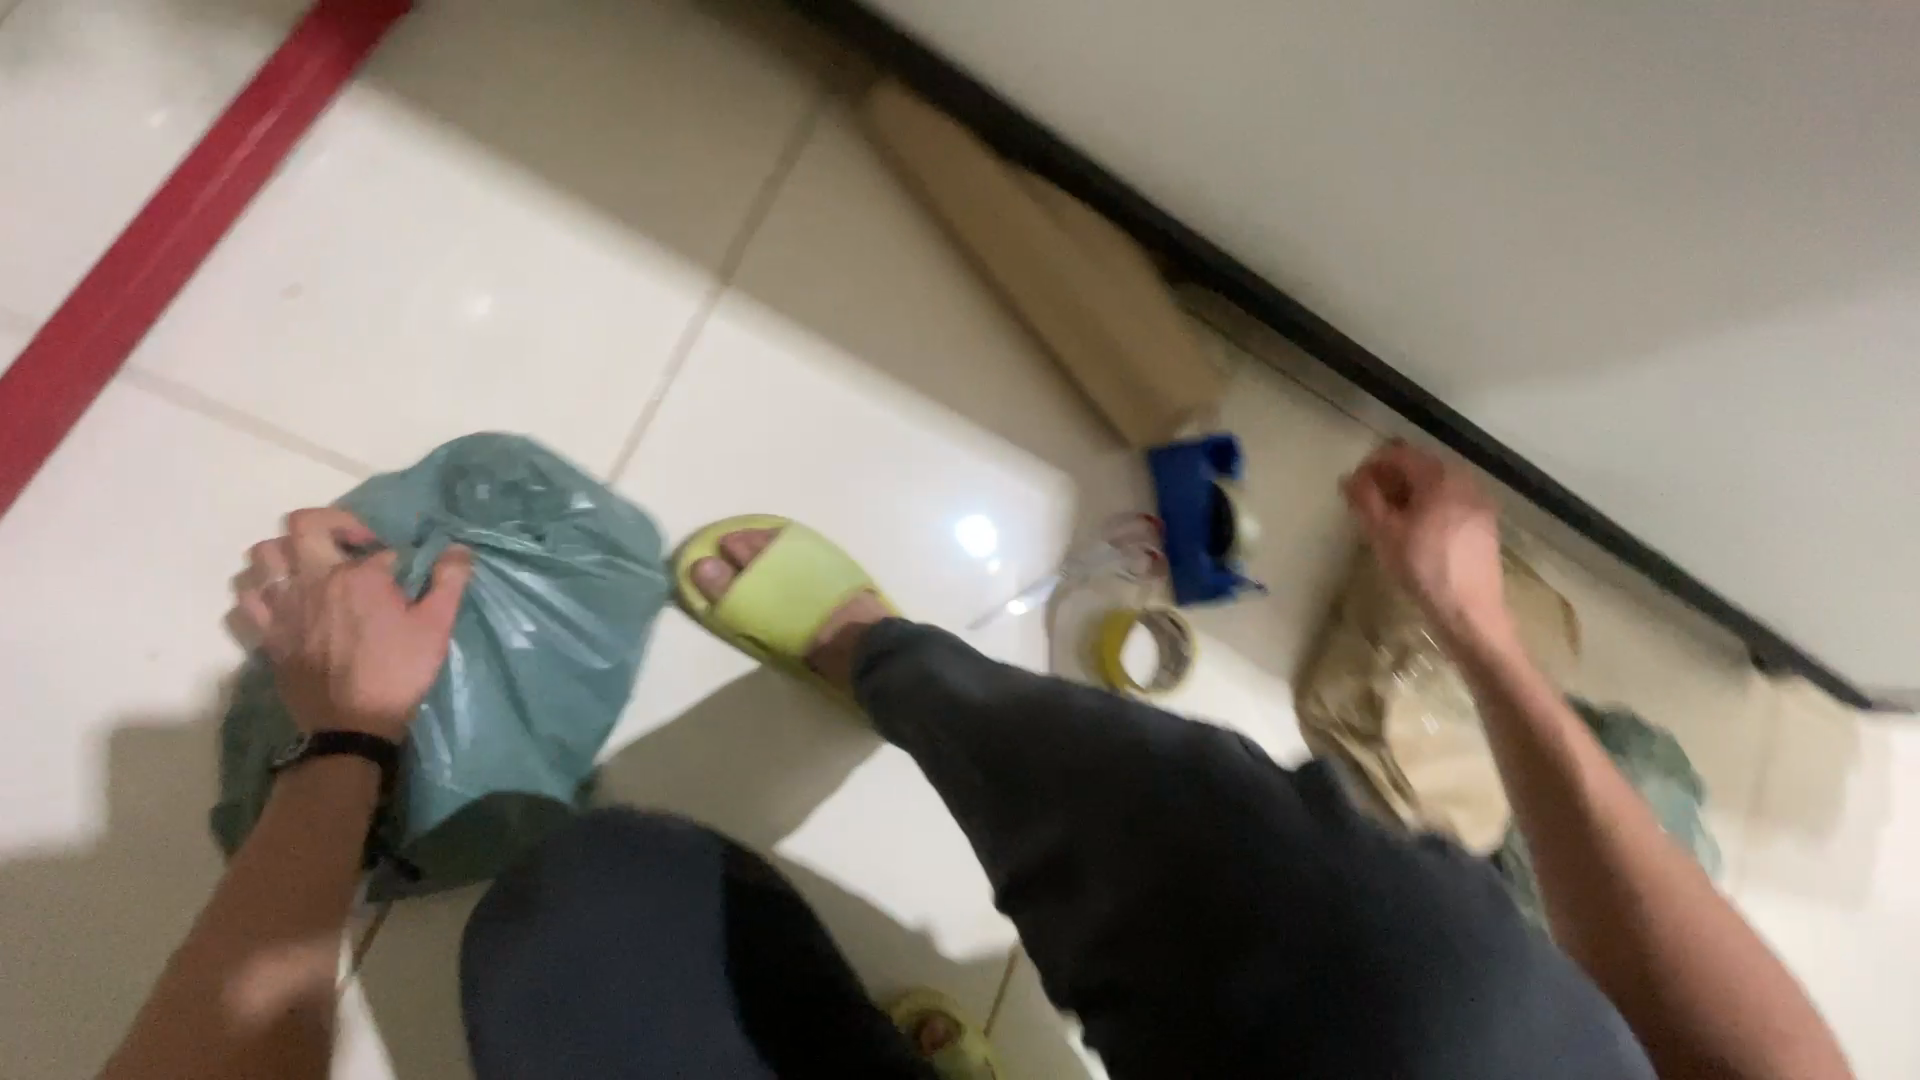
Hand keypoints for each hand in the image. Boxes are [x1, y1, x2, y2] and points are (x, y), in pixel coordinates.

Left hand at [234, 508, 473, 739]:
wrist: (351, 722)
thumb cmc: (400, 670)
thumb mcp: (438, 624)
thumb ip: (449, 580)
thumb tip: (459, 549)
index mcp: (358, 576)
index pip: (375, 546)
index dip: (393, 555)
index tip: (406, 573)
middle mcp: (312, 581)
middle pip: (303, 525)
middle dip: (332, 525)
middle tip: (356, 548)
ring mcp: (282, 606)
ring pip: (263, 555)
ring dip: (289, 553)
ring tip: (316, 569)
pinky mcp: (265, 632)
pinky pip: (246, 595)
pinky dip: (263, 589)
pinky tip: (288, 600)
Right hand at [1342, 440, 1511, 643]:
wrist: (1468, 608)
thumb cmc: (1421, 567)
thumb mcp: (1383, 532)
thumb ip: (1364, 500)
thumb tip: (1348, 478)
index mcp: (1440, 479)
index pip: (1400, 454)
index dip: (1371, 464)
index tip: (1352, 485)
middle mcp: (1465, 481)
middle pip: (1420, 465)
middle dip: (1389, 478)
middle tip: (1366, 502)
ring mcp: (1479, 501)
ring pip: (1435, 483)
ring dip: (1407, 491)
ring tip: (1388, 517)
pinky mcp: (1484, 521)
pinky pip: (1450, 499)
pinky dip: (1428, 503)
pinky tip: (1414, 529)